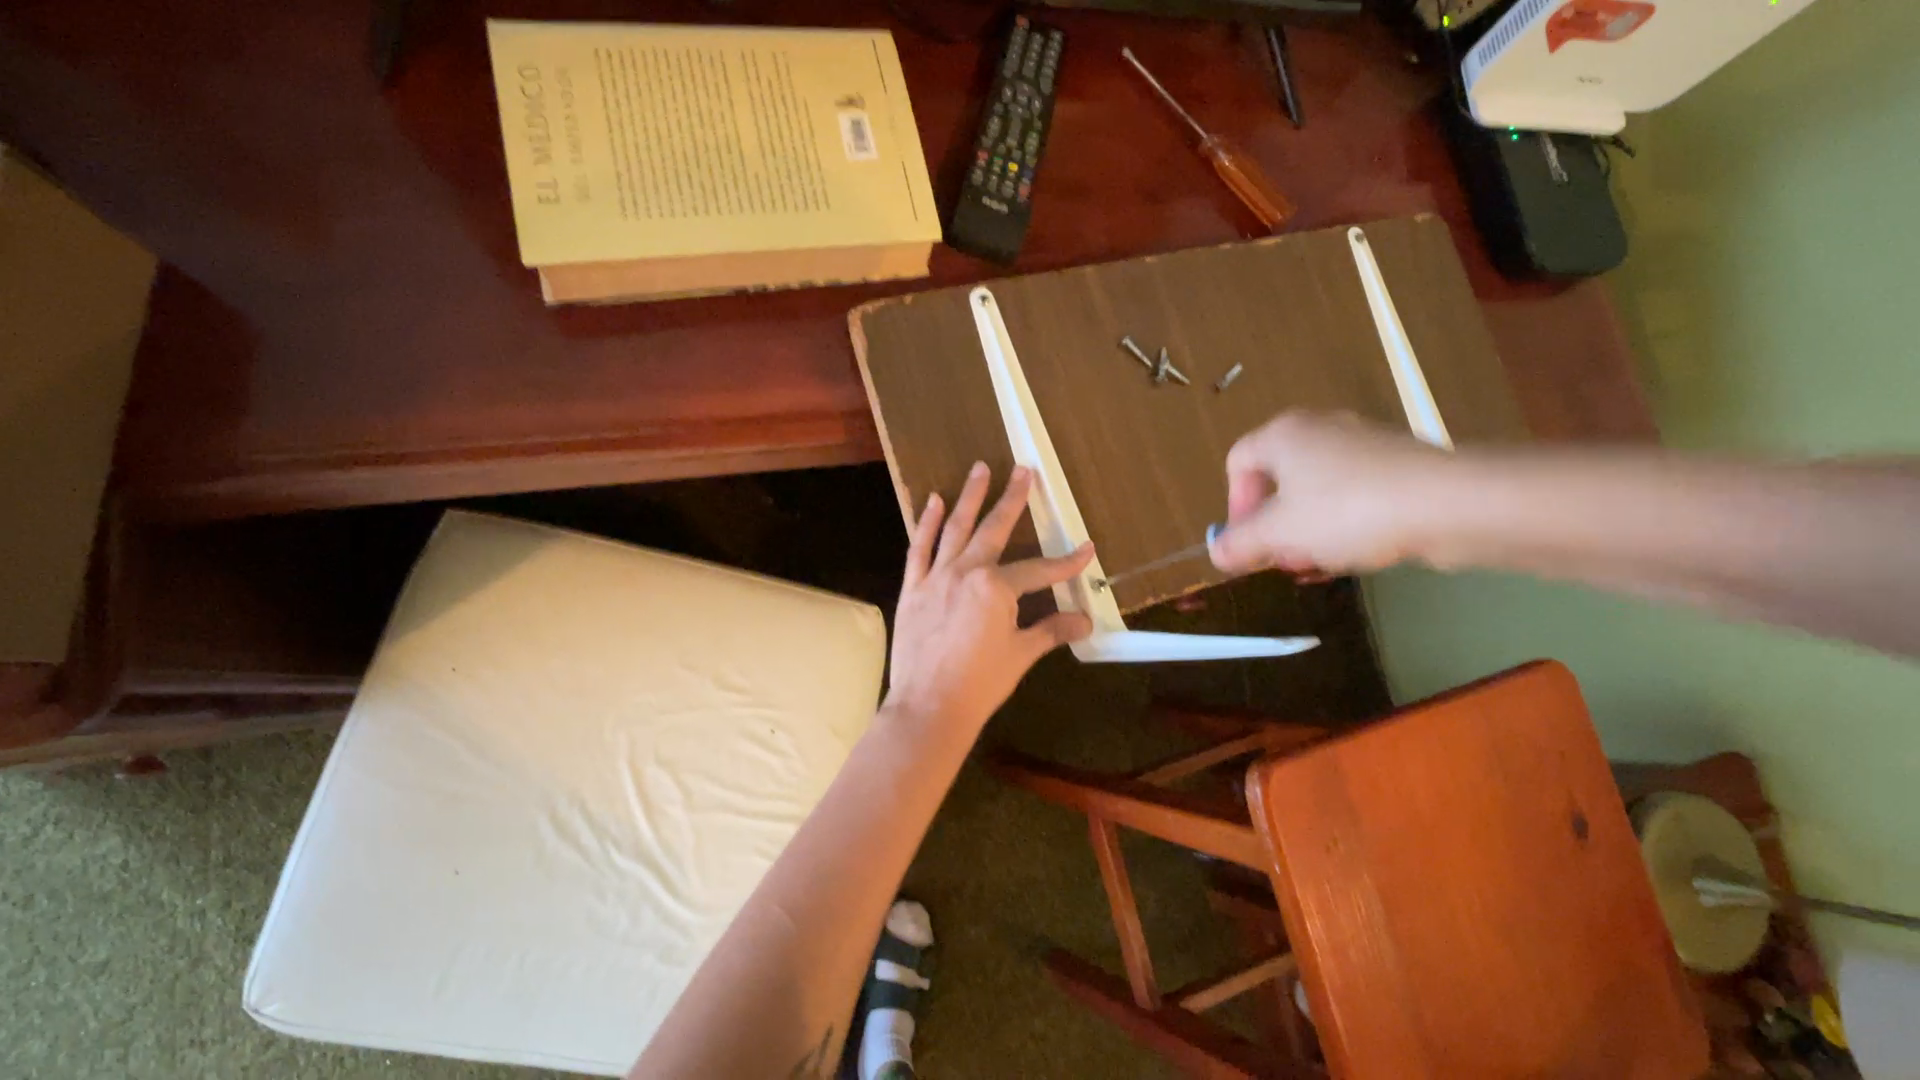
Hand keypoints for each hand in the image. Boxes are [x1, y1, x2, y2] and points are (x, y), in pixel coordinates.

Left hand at [884, 462, 1095, 734]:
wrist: (928, 707)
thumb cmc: (980, 683)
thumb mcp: (1021, 655)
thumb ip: (1051, 631)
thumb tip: (1084, 621)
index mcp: (997, 587)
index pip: (1039, 569)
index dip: (1066, 562)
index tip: (1087, 549)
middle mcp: (966, 571)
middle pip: (994, 528)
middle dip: (1013, 498)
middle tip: (1023, 470)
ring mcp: (936, 577)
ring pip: (956, 528)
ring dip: (970, 497)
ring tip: (980, 469)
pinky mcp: (912, 588)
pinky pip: (919, 548)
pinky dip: (927, 523)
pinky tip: (934, 501)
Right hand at [1210, 412, 1452, 575]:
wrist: (1449, 504)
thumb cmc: (1347, 511)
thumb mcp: (1280, 535)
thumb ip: (1241, 544)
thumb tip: (1215, 551)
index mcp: (1283, 435)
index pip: (1238, 463)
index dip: (1234, 505)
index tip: (1249, 542)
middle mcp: (1319, 428)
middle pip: (1278, 478)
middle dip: (1274, 524)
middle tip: (1283, 559)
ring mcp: (1363, 442)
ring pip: (1317, 489)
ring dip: (1308, 528)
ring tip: (1320, 561)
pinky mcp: (1398, 463)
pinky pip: (1355, 492)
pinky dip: (1345, 521)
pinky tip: (1359, 549)